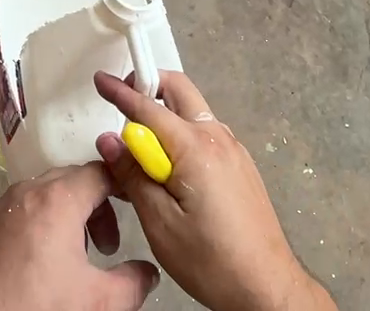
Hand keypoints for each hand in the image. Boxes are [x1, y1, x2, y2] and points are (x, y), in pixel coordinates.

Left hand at [0, 162, 157, 310]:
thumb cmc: (36, 304)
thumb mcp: (95, 301)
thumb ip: (131, 284)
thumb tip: (149, 272)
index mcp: (59, 198)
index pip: (100, 171)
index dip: (124, 182)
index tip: (139, 201)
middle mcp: (32, 189)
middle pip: (76, 179)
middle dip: (99, 205)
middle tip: (109, 245)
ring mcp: (10, 202)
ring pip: (52, 191)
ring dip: (75, 212)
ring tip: (82, 253)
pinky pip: (31, 203)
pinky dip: (50, 218)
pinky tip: (52, 257)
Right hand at [95, 71, 335, 310]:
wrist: (267, 289)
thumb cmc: (213, 261)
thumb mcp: (159, 223)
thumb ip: (132, 175)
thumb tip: (111, 142)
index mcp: (194, 148)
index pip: (147, 107)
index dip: (119, 92)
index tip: (102, 81)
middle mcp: (217, 138)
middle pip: (179, 88)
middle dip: (149, 84)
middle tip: (125, 101)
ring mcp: (233, 149)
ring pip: (193, 110)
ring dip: (167, 113)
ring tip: (146, 148)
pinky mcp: (240, 164)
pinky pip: (205, 132)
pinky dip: (183, 134)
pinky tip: (173, 170)